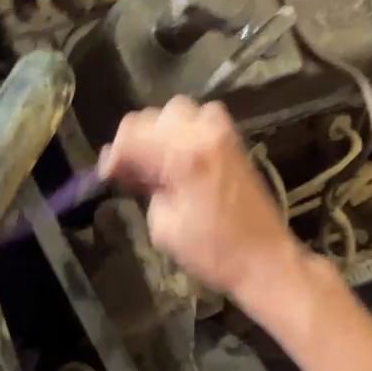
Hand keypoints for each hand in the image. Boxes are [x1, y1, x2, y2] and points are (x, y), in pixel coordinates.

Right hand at [100, 97, 307, 298]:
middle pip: (150, 117)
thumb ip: (144, 187)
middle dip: (134, 142)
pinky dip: (182, 131)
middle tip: (130, 173)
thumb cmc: (212, 251)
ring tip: (154, 162)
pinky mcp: (233, 140)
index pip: (131, 136)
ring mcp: (221, 132)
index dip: (113, 156)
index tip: (107, 176)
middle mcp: (202, 133)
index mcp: (183, 155)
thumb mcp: (163, 225)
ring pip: (174, 111)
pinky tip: (178, 157)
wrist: (264, 259)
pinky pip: (199, 118)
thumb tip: (126, 169)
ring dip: (158, 132)